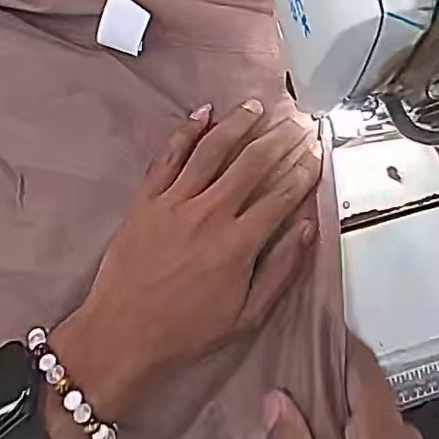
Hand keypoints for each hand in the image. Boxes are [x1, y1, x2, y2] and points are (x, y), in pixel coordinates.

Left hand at [50, 99, 322, 438]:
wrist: (122, 332)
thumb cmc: (185, 330)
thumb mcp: (246, 316)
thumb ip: (281, 270)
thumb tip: (307, 230)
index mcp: (238, 242)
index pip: (281, 194)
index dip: (304, 169)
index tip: (316, 151)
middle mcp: (210, 213)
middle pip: (253, 162)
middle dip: (280, 138)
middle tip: (296, 122)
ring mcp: (175, 201)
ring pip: (213, 149)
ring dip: (238, 124)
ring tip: (255, 107)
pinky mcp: (147, 198)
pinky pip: (169, 155)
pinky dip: (186, 131)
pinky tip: (203, 113)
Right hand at [267, 338, 438, 438]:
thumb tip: (276, 398)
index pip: (366, 368)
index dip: (338, 338)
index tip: (304, 315)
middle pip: (366, 387)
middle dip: (326, 369)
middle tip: (281, 357)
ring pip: (369, 414)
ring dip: (333, 402)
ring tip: (290, 395)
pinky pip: (374, 438)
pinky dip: (345, 427)